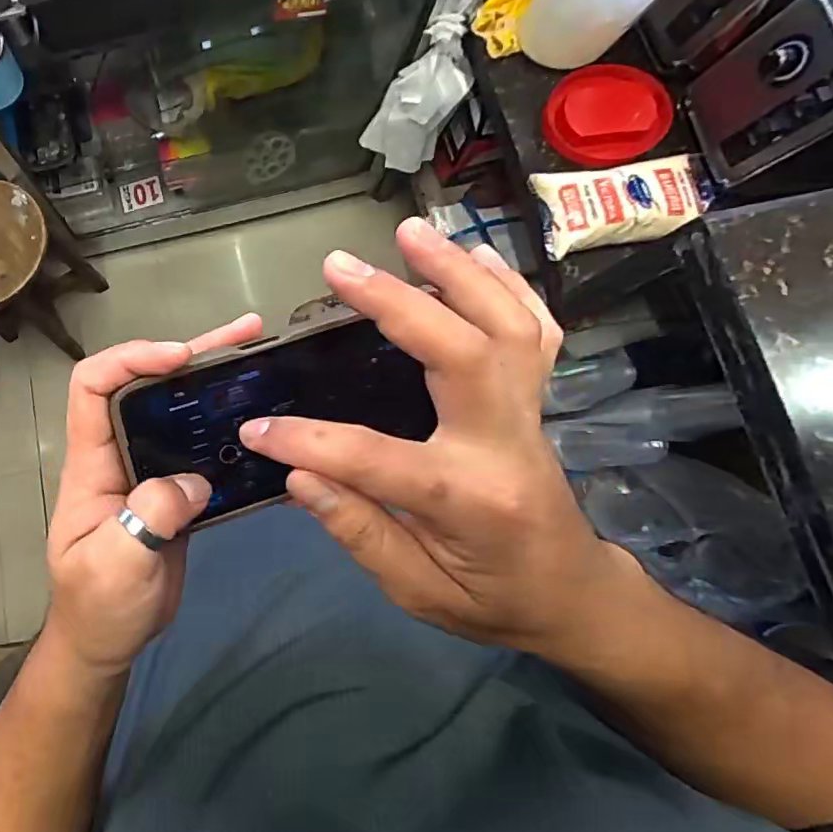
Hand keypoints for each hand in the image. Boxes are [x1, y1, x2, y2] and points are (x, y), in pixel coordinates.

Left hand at [42, 313, 266, 676]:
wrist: (110, 639)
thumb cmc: (97, 606)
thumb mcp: (114, 567)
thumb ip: (146, 520)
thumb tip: (191, 481)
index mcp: (92, 463)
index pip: (93, 386)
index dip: (131, 359)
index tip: (179, 357)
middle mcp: (121, 452)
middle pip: (146, 384)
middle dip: (191, 352)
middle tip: (244, 333)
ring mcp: (150, 469)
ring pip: (178, 410)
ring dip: (215, 381)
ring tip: (259, 355)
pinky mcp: (176, 490)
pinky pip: (201, 446)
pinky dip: (228, 426)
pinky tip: (262, 419)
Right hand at [238, 218, 642, 650]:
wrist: (576, 597)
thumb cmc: (492, 600)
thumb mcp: (417, 590)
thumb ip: (359, 531)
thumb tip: (299, 474)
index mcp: (469, 498)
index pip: (373, 458)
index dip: (306, 442)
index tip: (256, 430)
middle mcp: (505, 442)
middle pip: (461, 351)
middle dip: (396, 303)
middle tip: (340, 266)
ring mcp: (531, 413)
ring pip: (506, 324)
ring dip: (458, 271)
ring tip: (410, 231)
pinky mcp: (537, 400)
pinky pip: (535, 329)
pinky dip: (508, 284)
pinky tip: (476, 254)